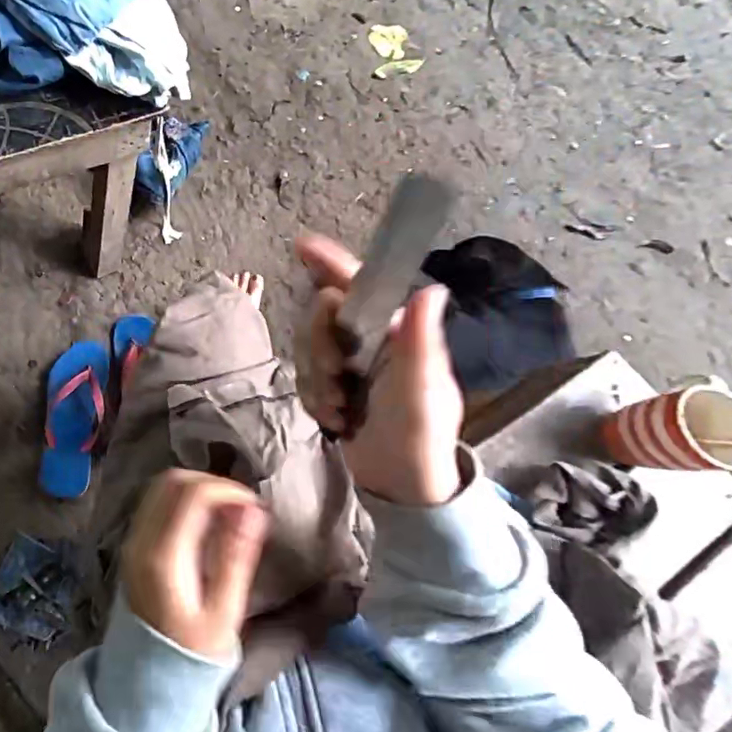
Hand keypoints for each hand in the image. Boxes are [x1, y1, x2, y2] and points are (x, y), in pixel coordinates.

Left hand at [122, 471, 269, 658]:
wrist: (147, 682)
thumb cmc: (193, 652)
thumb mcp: (223, 612)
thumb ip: (235, 556)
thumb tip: (254, 510)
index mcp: (163, 557)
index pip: (192, 494)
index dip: (228, 489)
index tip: (253, 506)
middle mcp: (139, 541)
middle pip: (172, 481)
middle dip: (211, 483)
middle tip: (240, 505)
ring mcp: (131, 542)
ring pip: (160, 487)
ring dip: (196, 488)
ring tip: (226, 511)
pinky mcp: (132, 546)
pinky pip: (154, 503)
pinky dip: (182, 499)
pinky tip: (205, 521)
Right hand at [295, 233, 463, 507]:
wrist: (402, 486)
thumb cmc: (422, 436)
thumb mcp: (423, 391)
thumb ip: (422, 342)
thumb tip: (429, 289)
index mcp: (394, 329)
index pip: (360, 285)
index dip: (330, 264)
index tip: (302, 246)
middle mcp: (368, 338)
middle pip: (320, 315)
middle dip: (319, 347)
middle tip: (336, 378)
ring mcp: (347, 361)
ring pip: (305, 347)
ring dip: (316, 380)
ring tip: (340, 409)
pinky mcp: (330, 383)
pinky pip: (301, 376)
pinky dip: (312, 398)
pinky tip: (334, 418)